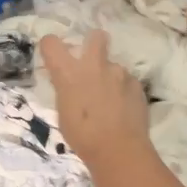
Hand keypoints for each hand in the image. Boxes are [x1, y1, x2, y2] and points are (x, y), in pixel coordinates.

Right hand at [40, 28, 149, 166]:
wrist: (118, 149)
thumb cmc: (82, 136)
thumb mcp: (63, 113)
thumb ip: (66, 91)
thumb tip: (70, 83)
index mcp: (69, 73)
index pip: (51, 43)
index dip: (51, 47)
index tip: (55, 57)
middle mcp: (94, 65)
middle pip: (95, 36)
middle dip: (94, 43)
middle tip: (92, 63)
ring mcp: (118, 72)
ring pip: (113, 66)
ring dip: (110, 77)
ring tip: (110, 100)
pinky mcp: (136, 83)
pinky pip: (126, 81)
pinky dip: (123, 91)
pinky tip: (123, 109)